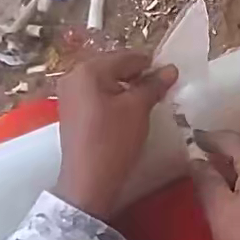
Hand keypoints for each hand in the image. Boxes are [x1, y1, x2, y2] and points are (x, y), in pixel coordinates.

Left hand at [54, 50, 176, 217]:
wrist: (88, 183)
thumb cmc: (114, 140)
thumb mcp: (138, 109)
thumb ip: (154, 84)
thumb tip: (171, 69)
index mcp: (88, 70)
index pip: (127, 57)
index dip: (151, 65)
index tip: (170, 76)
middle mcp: (73, 76)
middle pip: (114, 67)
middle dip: (138, 76)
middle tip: (161, 89)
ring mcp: (69, 94)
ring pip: (106, 81)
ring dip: (127, 88)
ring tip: (148, 101)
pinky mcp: (70, 111)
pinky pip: (97, 95)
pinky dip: (114, 98)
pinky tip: (129, 111)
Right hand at [188, 131, 239, 239]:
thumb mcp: (219, 209)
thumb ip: (205, 179)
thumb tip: (195, 160)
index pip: (225, 138)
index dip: (204, 138)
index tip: (186, 137)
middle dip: (218, 149)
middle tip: (194, 152)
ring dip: (230, 163)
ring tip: (207, 169)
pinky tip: (229, 187)